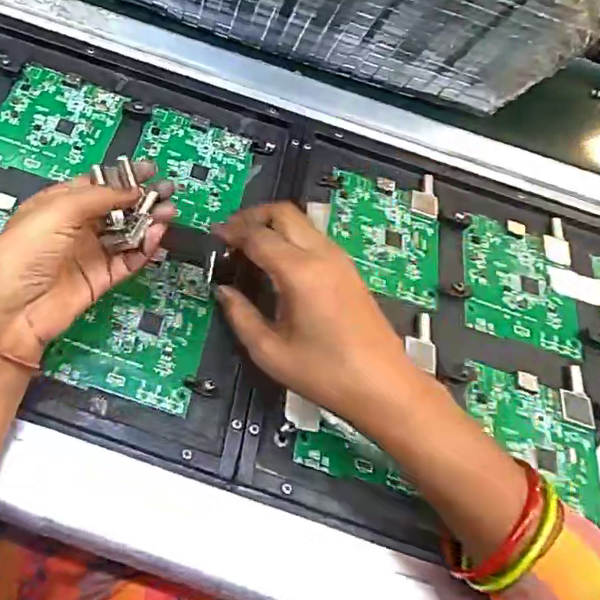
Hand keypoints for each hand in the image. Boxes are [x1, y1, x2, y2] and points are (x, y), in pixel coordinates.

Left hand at [0, 165, 175, 362]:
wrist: (9, 312)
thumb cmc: (20, 255)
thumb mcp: (57, 211)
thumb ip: (98, 196)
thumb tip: (131, 189)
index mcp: (58, 203)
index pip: (97, 184)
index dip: (123, 176)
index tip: (148, 170)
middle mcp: (75, 227)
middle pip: (117, 207)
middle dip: (143, 197)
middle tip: (166, 190)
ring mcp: (88, 253)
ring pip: (127, 232)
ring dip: (149, 220)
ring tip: (169, 211)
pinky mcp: (100, 279)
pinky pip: (129, 260)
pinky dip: (145, 248)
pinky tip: (156, 236)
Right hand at [212, 203, 420, 424]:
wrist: (385, 387)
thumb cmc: (328, 374)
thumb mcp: (271, 352)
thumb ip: (240, 316)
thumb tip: (225, 292)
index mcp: (300, 273)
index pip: (258, 235)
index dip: (232, 232)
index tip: (215, 237)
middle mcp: (322, 256)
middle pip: (283, 212)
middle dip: (252, 216)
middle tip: (231, 235)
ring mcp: (339, 260)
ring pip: (300, 220)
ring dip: (273, 224)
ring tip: (250, 247)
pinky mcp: (348, 270)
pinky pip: (313, 237)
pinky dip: (290, 236)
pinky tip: (277, 262)